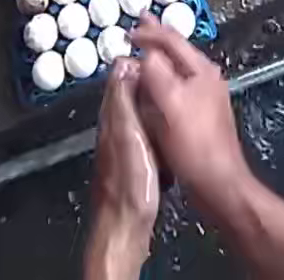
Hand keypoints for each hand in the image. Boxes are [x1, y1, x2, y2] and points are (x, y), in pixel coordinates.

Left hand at [85, 59, 160, 279]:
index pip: (121, 72)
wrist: (125, 226)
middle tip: (168, 79)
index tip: (157, 58)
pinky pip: (146, 135)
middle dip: (149, 83)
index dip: (139, 62)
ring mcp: (122, 143)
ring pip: (139, 112)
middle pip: (130, 90)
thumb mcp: (128, 130)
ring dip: (154, 107)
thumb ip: (124, 96)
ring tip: (171, 105)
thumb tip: (125, 61)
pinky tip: (168, 137)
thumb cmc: (129, 182)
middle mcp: (114, 124)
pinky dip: (157, 131)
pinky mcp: (133, 160)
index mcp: (112, 112)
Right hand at [128, 16, 253, 216]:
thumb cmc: (195, 144)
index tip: (129, 31)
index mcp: (200, 70)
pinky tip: (151, 87)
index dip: (149, 32)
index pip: (171, 39)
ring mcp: (205, 97)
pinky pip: (175, 87)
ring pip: (175, 68)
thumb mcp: (170, 103)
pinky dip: (160, 80)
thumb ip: (156, 72)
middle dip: (155, 39)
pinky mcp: (200, 116)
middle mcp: (205, 78)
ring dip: (156, 59)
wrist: (220, 185)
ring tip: (140, 54)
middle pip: (176, 50)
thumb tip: (144, 54)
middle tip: (137, 27)